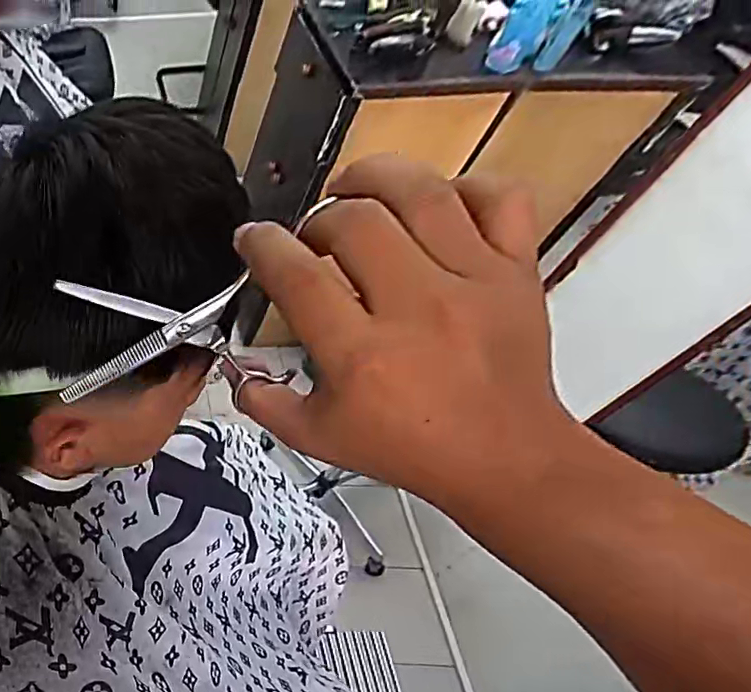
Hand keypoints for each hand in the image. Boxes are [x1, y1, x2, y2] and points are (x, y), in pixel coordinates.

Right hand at [229, 154, 578, 509]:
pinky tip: (434, 203)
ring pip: (421, 192)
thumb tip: (236, 373)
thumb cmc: (406, 447)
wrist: (497, 454)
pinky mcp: (514, 270)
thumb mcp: (315, 437)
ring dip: (374, 178)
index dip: (263, 246)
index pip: (298, 276)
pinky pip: (498, 196)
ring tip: (353, 188)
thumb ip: (264, 403)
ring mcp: (471, 282)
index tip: (253, 239)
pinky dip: (462, 186)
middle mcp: (415, 309)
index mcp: (359, 355)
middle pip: (353, 222)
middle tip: (308, 238)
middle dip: (315, 219)